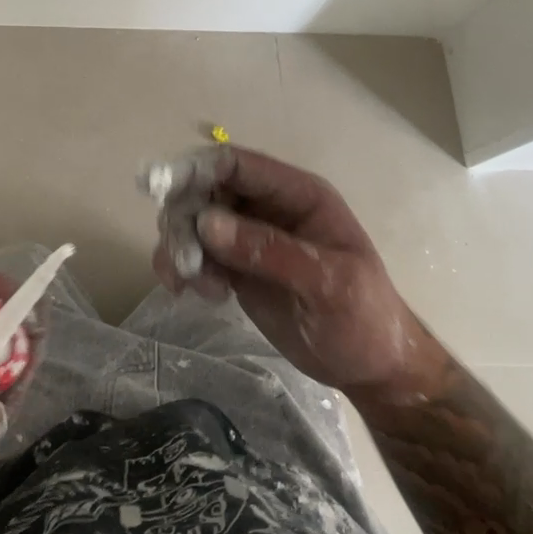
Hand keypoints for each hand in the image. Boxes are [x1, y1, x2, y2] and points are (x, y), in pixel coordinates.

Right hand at [152, 145, 448, 402]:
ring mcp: (248, 236)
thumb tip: (207, 224)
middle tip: (183, 260)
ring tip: (192, 284)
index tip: (160, 191)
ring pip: (192, 221)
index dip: (194, 170)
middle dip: (183, 218)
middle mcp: (267, 206)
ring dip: (180, 247)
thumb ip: (270, 251)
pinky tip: (198, 294)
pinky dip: (183, 268)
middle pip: (203, 190)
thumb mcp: (329, 285)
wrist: (372, 369)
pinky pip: (195, 253)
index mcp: (297, 194)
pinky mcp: (235, 266)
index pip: (235, 164)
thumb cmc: (365, 320)